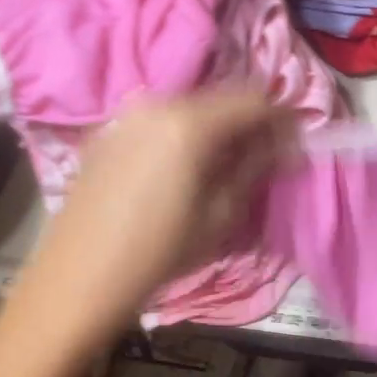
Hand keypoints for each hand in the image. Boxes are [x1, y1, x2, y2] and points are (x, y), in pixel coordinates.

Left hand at [7, 87, 295, 350]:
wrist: (79, 278)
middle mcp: (156, 104)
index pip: (255, 98)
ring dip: (218, 129)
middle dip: (250, 122)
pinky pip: (162, 121)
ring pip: (191, 108)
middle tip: (267, 157)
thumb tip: (283, 145)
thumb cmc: (161, 250)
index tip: (297, 144)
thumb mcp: (222, 214)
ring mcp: (127, 116)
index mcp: (190, 122)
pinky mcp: (108, 134)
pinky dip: (186, 135)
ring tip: (228, 166)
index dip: (283, 117)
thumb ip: (255, 167)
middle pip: (221, 98)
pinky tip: (188, 170)